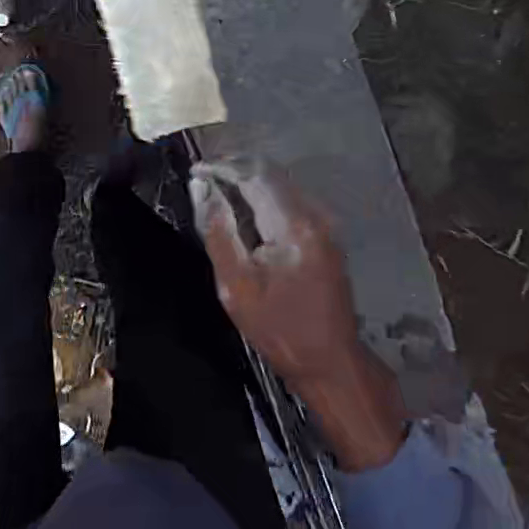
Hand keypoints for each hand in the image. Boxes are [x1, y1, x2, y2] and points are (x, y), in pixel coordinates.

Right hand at [191, 160, 406, 470]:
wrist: (332, 362)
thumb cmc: (279, 328)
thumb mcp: (236, 286)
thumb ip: (218, 231)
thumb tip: (202, 187)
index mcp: (293, 226)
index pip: (254, 174)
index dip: (222, 166)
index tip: (196, 170)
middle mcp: (314, 214)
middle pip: (270, 171)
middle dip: (235, 168)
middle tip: (204, 178)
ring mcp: (324, 221)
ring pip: (281, 181)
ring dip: (249, 179)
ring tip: (218, 190)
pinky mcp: (325, 231)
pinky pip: (290, 197)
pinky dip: (264, 194)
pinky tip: (245, 208)